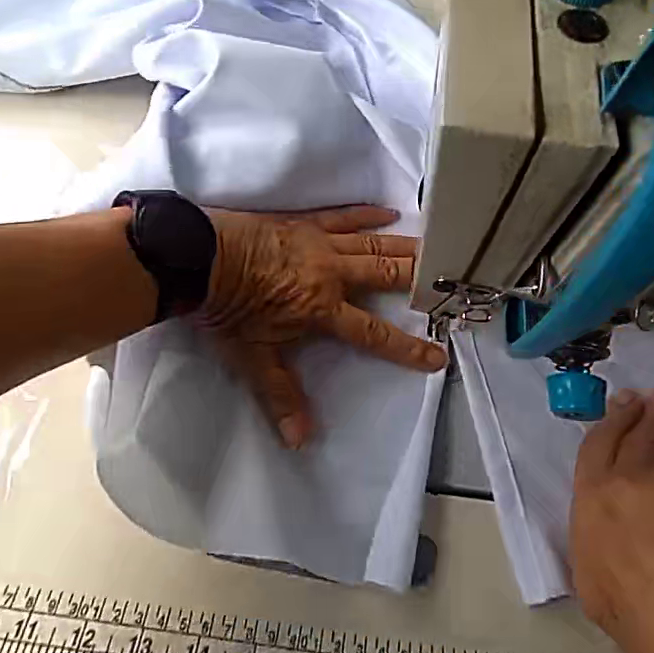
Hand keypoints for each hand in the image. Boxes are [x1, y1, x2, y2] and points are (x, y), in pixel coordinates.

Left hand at [195, 204, 445, 448]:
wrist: (199, 258)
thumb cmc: (225, 309)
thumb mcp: (252, 357)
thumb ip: (280, 396)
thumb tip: (299, 441)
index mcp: (322, 308)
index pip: (374, 334)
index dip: (407, 347)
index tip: (438, 356)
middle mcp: (331, 273)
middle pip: (385, 276)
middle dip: (421, 281)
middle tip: (454, 280)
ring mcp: (319, 243)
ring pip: (373, 244)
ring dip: (406, 246)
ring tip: (437, 246)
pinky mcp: (303, 222)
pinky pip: (341, 216)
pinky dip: (365, 214)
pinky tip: (388, 211)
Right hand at [569, 389, 653, 652]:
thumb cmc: (646, 620)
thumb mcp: (590, 582)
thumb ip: (590, 537)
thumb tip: (600, 522)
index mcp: (594, 496)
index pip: (598, 442)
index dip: (611, 420)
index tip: (622, 406)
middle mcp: (634, 475)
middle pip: (640, 429)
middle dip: (646, 412)